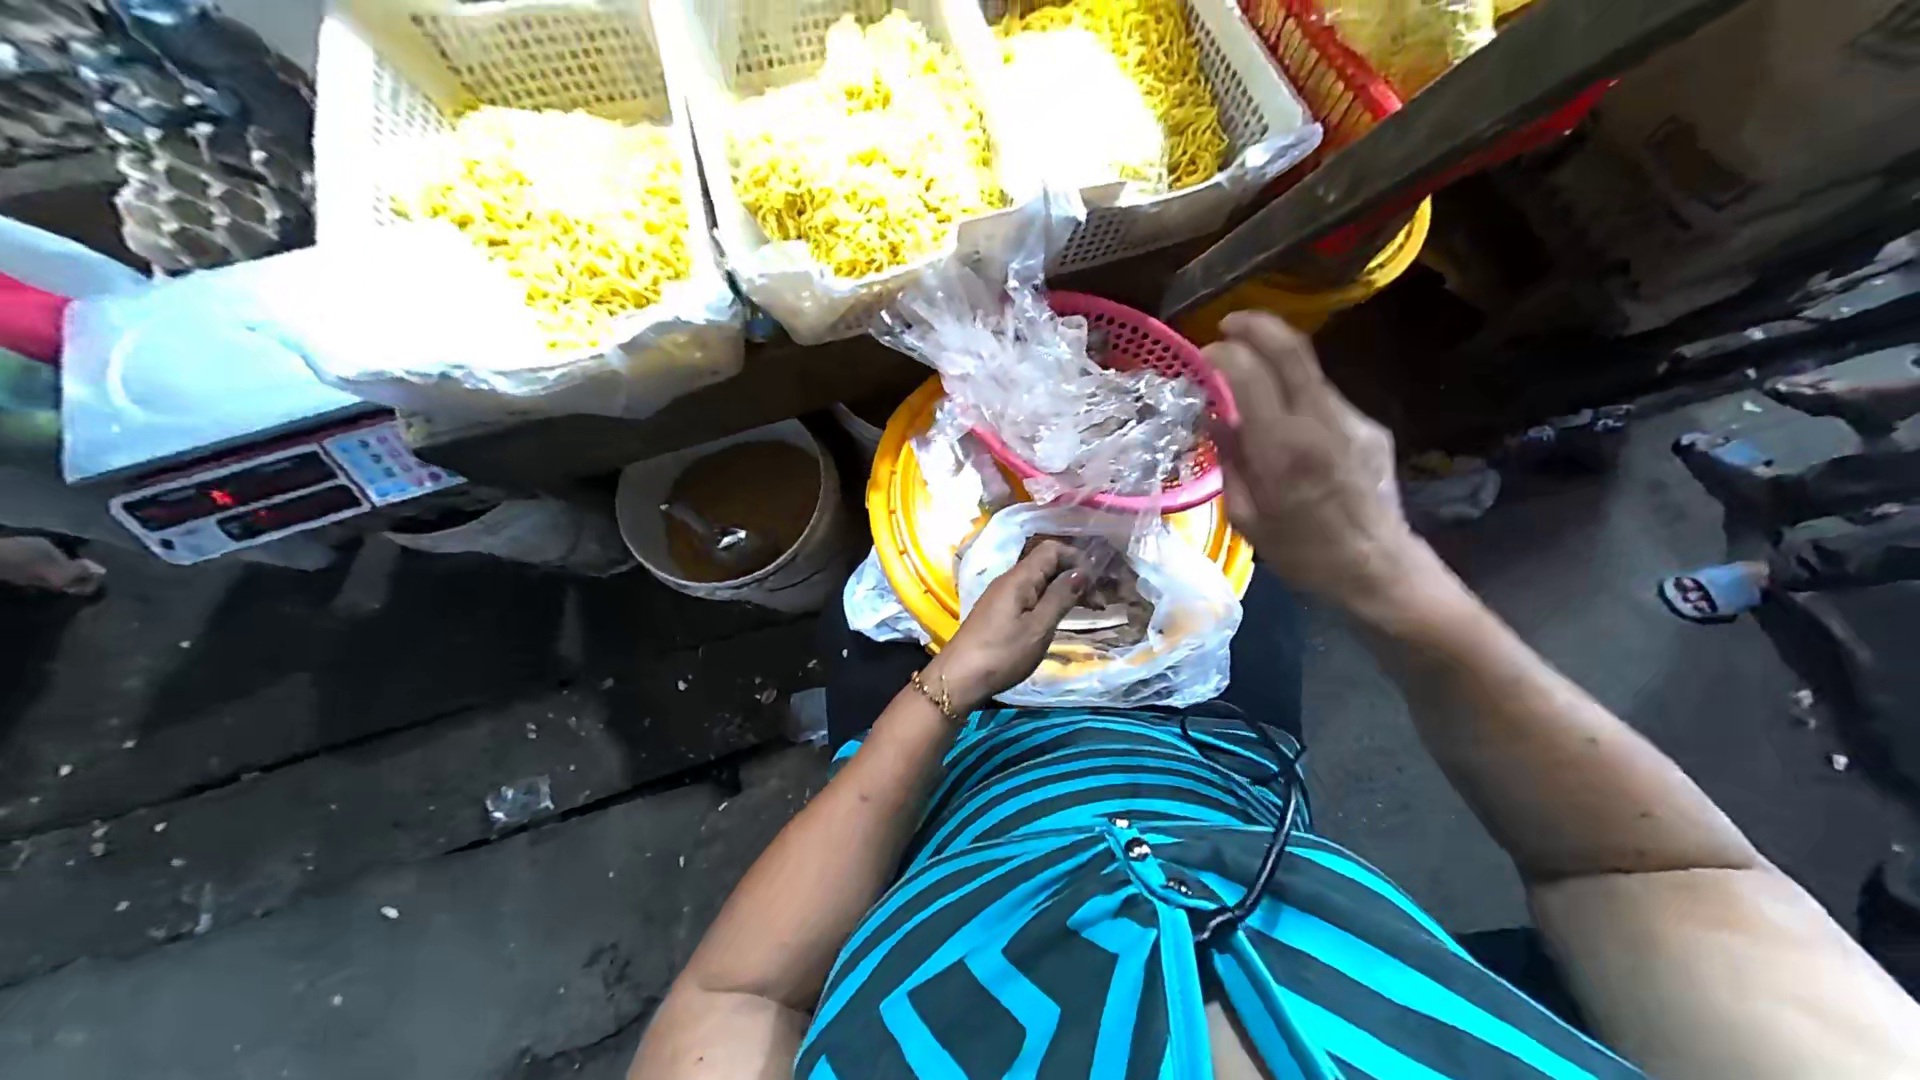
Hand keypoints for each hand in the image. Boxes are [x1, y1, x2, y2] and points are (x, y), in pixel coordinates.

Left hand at [923, 540, 1088, 710]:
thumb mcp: (1038, 628)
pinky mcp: (998, 611)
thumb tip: (1082, 572)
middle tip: (1097, 602)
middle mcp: (1009, 579)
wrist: (959, 678)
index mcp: (1019, 577)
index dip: (1077, 558)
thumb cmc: (1002, 653)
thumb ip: (1060, 597)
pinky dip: (1048, 600)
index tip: (1097, 581)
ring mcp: (1002, 595)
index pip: (1052, 549)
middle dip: (1073, 575)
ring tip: (1086, 609)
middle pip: (1046, 563)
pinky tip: (1058, 617)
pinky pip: (1029, 595)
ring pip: (1038, 581)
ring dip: (1062, 589)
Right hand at [1204, 311, 1428, 618]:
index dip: (1221, 354)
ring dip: (1275, 359)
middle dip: (1256, 327)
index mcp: (1283, 448)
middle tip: (1227, 325)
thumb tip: (1214, 416)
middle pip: (1291, 349)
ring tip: (1248, 371)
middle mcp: (1321, 421)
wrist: (1377, 569)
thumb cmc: (1300, 552)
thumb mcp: (1246, 514)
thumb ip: (1229, 458)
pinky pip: (1323, 397)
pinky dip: (1295, 391)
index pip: (1250, 374)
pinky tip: (1282, 415)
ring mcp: (1352, 420)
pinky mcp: (1369, 428)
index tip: (1201, 356)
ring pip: (1309, 370)